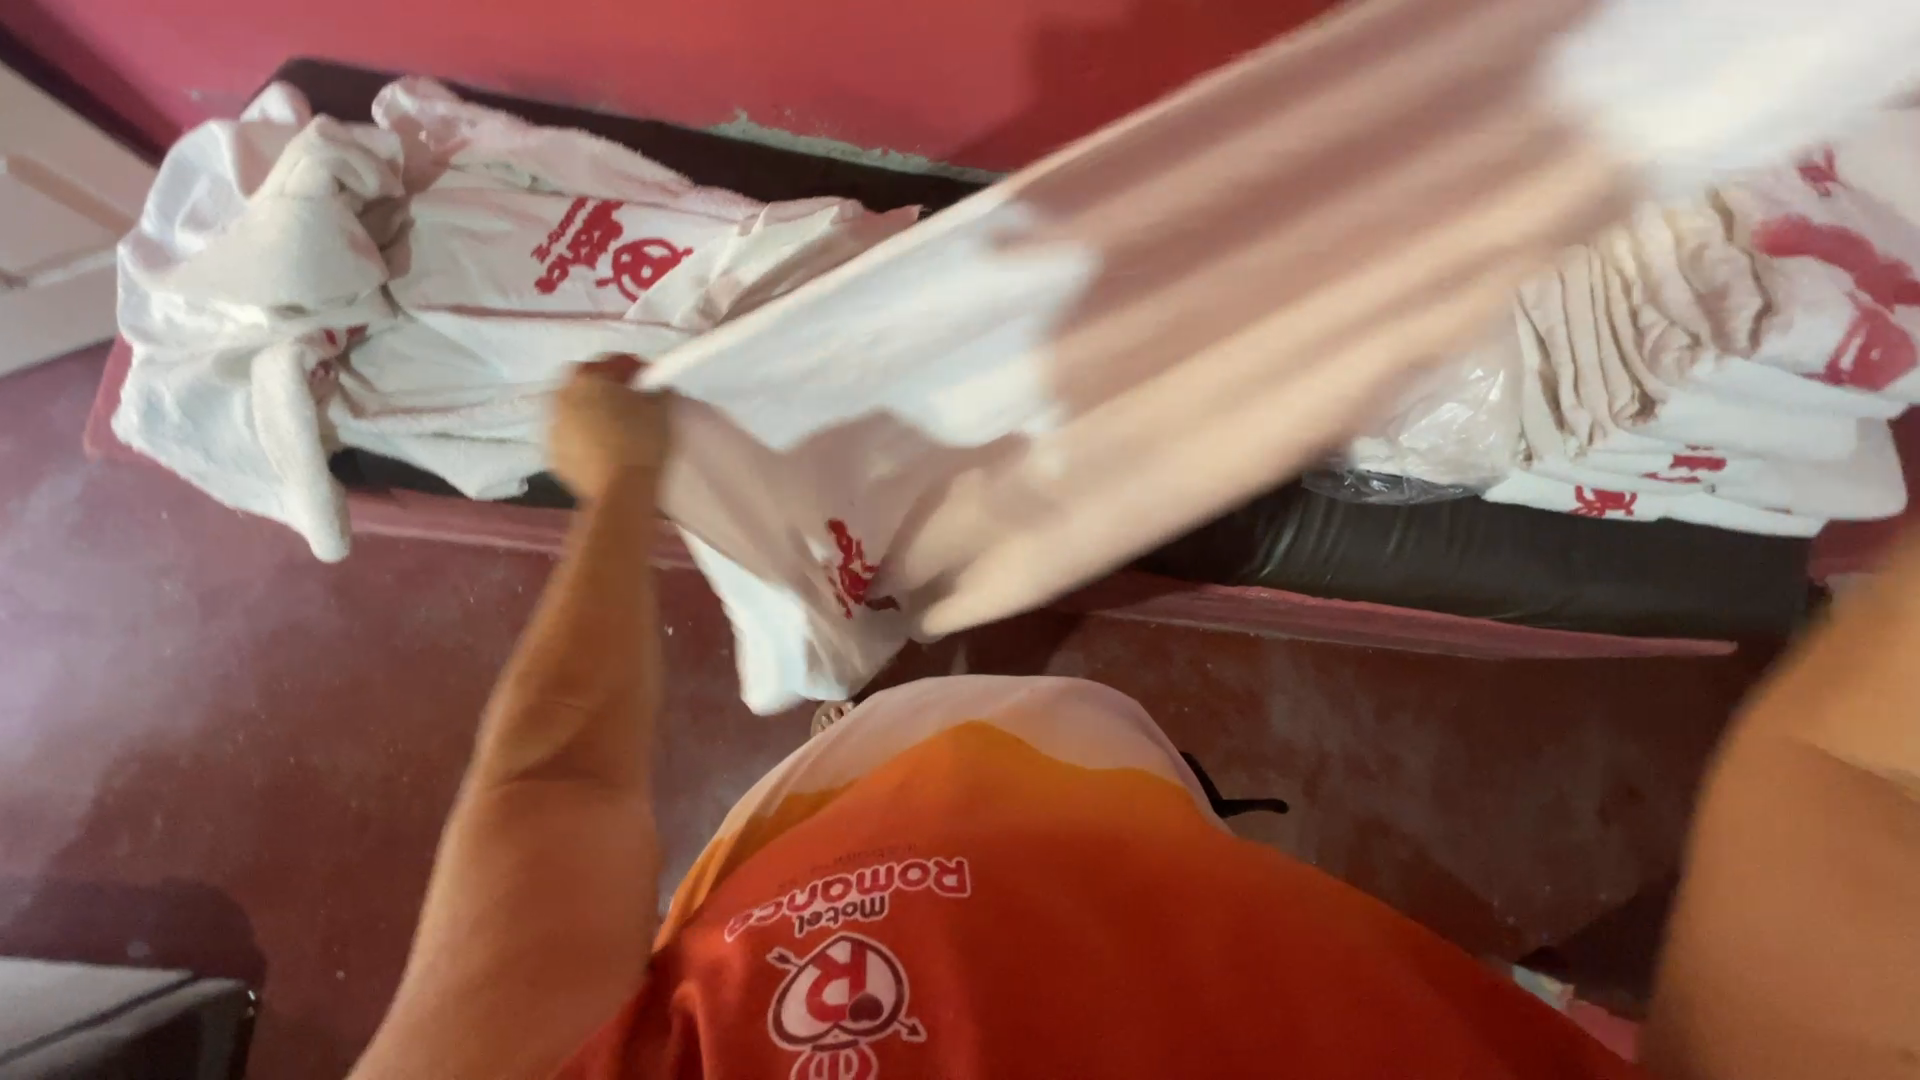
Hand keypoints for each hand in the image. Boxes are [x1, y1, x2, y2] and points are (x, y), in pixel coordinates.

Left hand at [547, 355, 668, 502]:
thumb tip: (654, 389)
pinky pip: (571, 437)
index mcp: (588, 378)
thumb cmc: (642, 442)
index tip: (649, 382)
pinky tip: (603, 451)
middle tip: (628, 404)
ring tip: (614, 430)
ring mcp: (553, 427)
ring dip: (591, 413)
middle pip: (585, 383)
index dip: (634, 369)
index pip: (611, 362)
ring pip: (574, 411)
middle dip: (605, 389)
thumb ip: (655, 391)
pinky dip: (584, 439)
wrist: (620, 490)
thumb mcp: (660, 409)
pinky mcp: (552, 454)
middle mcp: (562, 396)